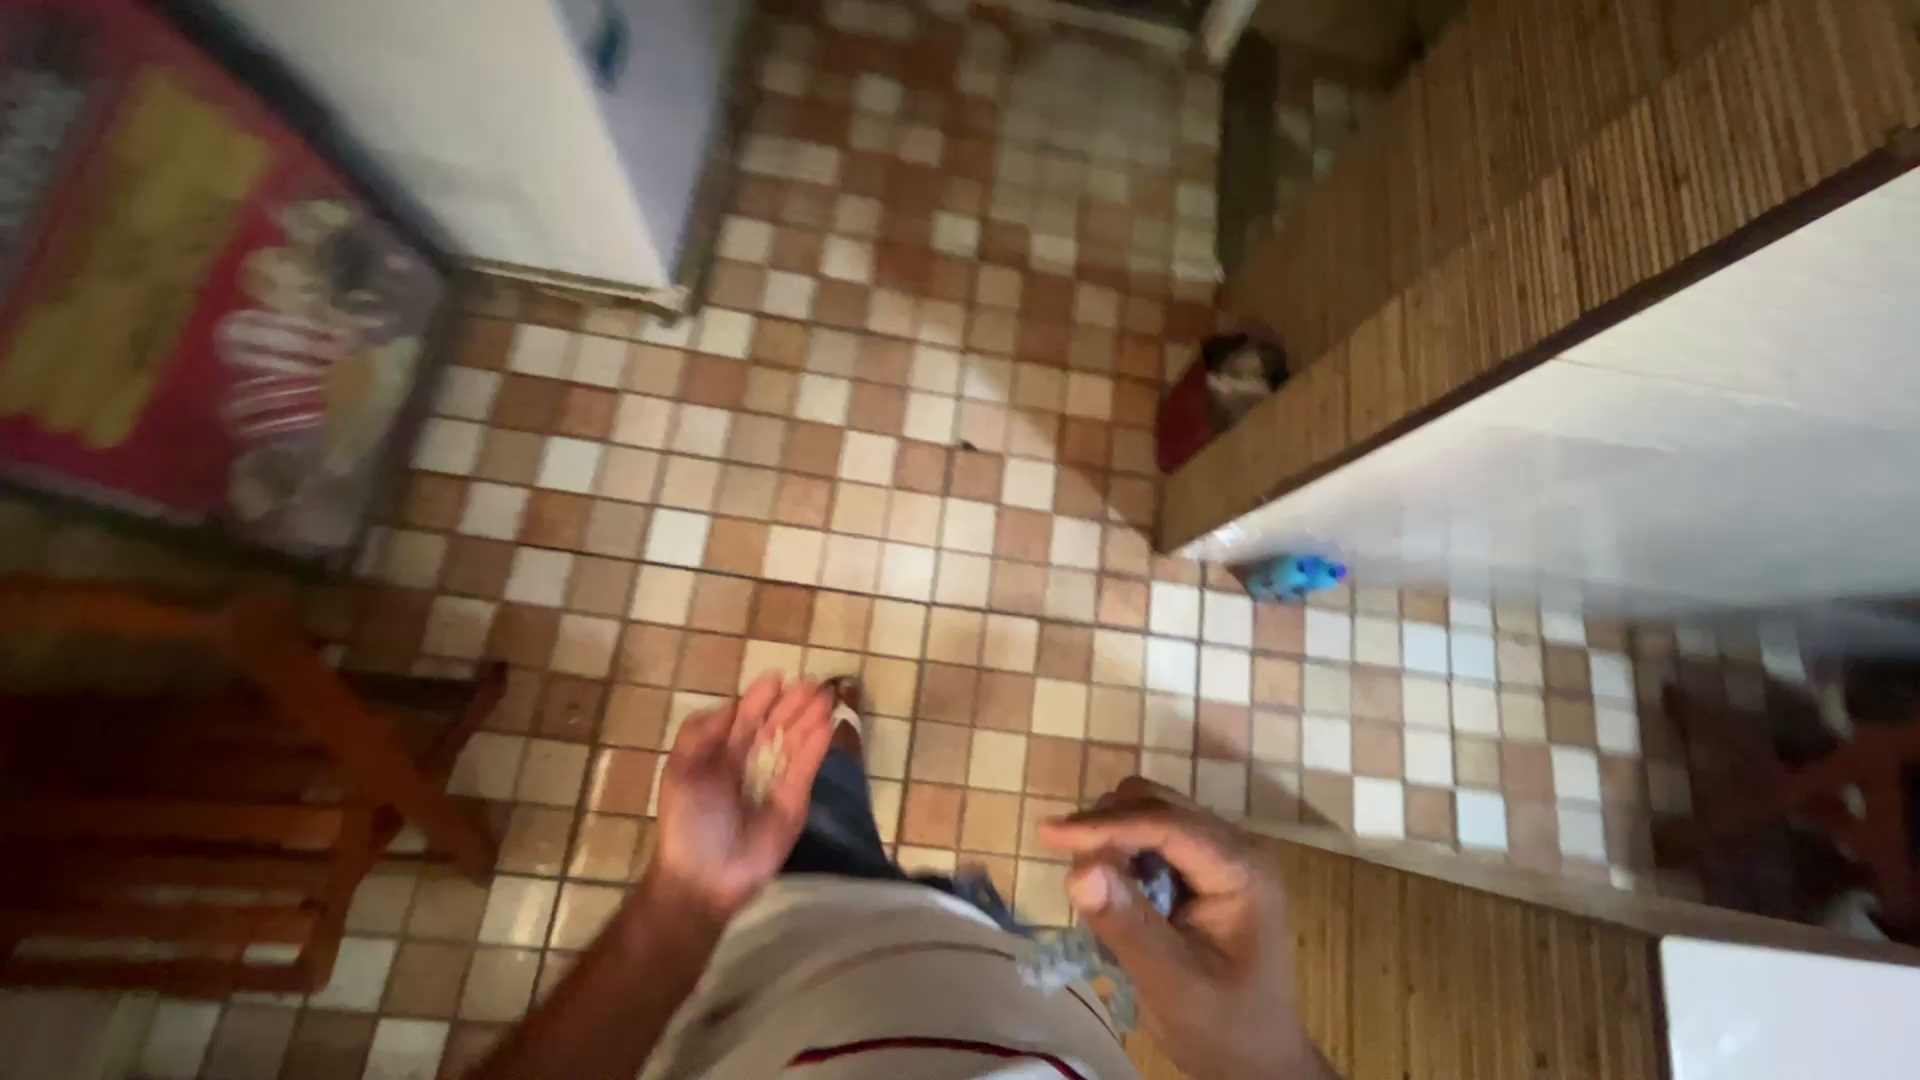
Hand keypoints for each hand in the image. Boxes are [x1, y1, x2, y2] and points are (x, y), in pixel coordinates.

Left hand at [644, 673, 832, 924]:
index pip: (746, 718)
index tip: (776, 678)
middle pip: (776, 725)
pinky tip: (827, 725)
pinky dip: (818, 746)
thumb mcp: (680, 771)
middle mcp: (752, 762)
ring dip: (810, 718)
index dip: (760, 698)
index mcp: (722, 753)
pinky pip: (807, 768)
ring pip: (796, 741)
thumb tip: (731, 705)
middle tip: (813, 682)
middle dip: (793, 703)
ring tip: (826, 696)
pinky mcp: (795, 801)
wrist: (703, 877)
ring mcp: (776, 781)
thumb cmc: (687, 821)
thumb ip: (699, 733)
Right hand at [1039, 778, 1331, 1079]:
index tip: (1048, 833)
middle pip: (1155, 803)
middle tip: (1081, 879)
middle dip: (1107, 829)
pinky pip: (1149, 832)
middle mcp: (1234, 845)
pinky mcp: (1202, 862)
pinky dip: (1122, 850)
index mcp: (1241, 869)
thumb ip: (1128, 926)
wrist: (1256, 1060)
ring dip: (1112, 838)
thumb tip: (1078, 870)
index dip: (1105, 825)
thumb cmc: (1222, 1029)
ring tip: (1103, 893)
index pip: (1166, 824)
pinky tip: (1119, 891)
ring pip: (1148, 810)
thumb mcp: (1173, 987)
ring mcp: (1219, 850)